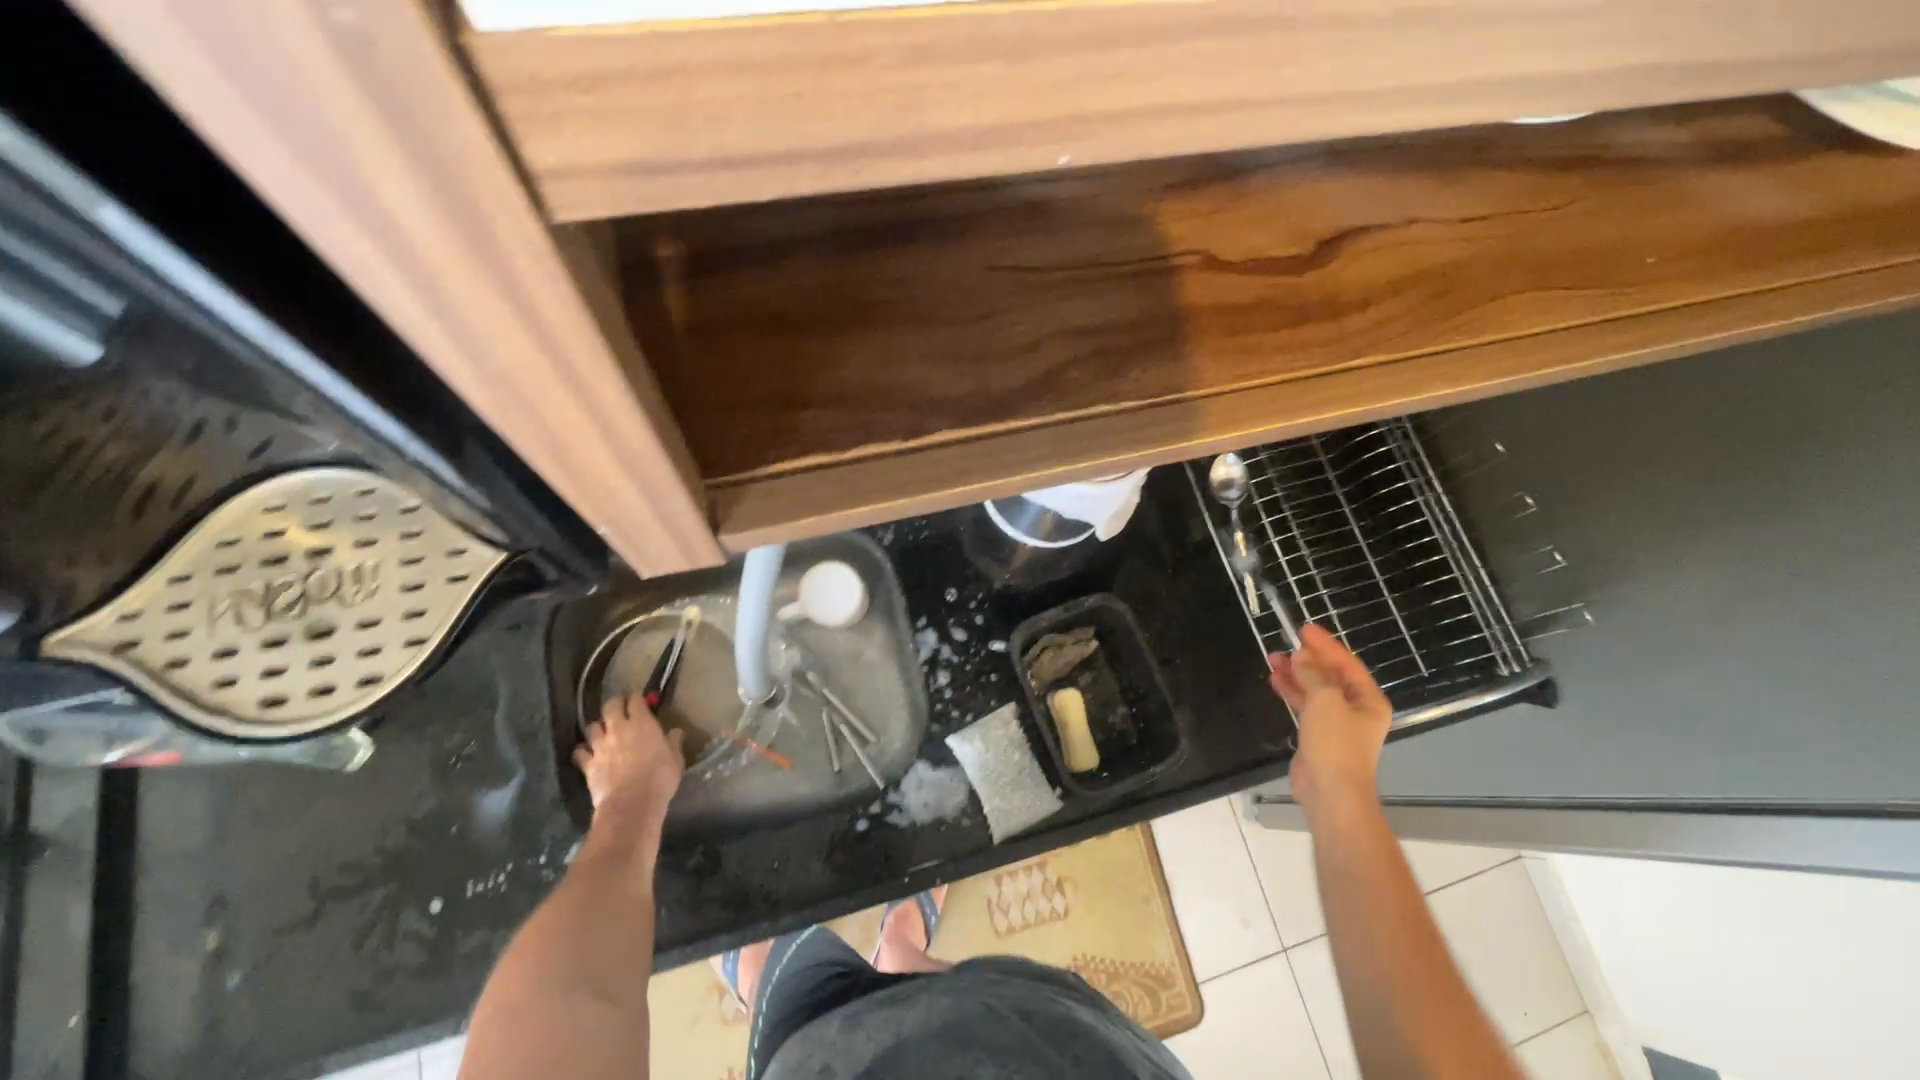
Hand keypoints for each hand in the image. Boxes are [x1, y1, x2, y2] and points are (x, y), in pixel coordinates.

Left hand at [573, 692, 685, 825]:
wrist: (632, 803)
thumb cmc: (659, 778)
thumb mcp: (676, 759)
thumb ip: (674, 742)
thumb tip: (675, 732)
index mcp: (642, 723)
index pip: (636, 700)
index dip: (637, 697)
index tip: (640, 698)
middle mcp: (618, 728)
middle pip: (610, 706)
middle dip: (615, 704)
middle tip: (620, 707)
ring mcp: (600, 745)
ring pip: (592, 727)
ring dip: (598, 727)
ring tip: (603, 732)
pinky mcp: (588, 764)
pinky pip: (580, 752)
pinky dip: (583, 751)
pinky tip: (587, 754)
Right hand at [1268, 624, 1391, 820]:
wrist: (1330, 793)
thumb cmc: (1336, 744)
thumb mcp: (1325, 701)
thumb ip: (1313, 675)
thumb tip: (1301, 656)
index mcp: (1368, 700)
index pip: (1346, 664)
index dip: (1325, 645)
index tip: (1304, 628)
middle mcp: (1356, 710)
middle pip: (1330, 676)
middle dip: (1307, 659)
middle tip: (1284, 644)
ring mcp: (1337, 724)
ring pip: (1315, 691)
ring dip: (1296, 674)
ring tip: (1273, 659)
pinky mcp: (1318, 737)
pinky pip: (1305, 706)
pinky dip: (1292, 692)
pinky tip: (1276, 680)